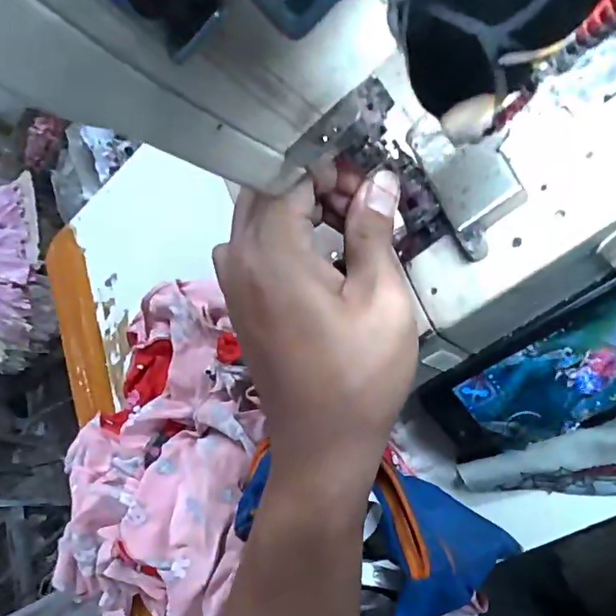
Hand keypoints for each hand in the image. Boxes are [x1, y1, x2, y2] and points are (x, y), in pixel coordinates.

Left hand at [215, 163, 417, 487]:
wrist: (324, 446)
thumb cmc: (361, 377)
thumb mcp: (382, 300)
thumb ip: (374, 232)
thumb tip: (378, 182)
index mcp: (271, 251)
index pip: (291, 173)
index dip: (334, 168)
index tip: (373, 188)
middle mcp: (238, 258)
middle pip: (268, 190)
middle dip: (316, 185)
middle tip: (365, 208)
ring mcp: (233, 284)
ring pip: (259, 218)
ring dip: (302, 211)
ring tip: (351, 234)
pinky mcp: (240, 305)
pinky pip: (256, 249)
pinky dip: (289, 240)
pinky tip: (327, 264)